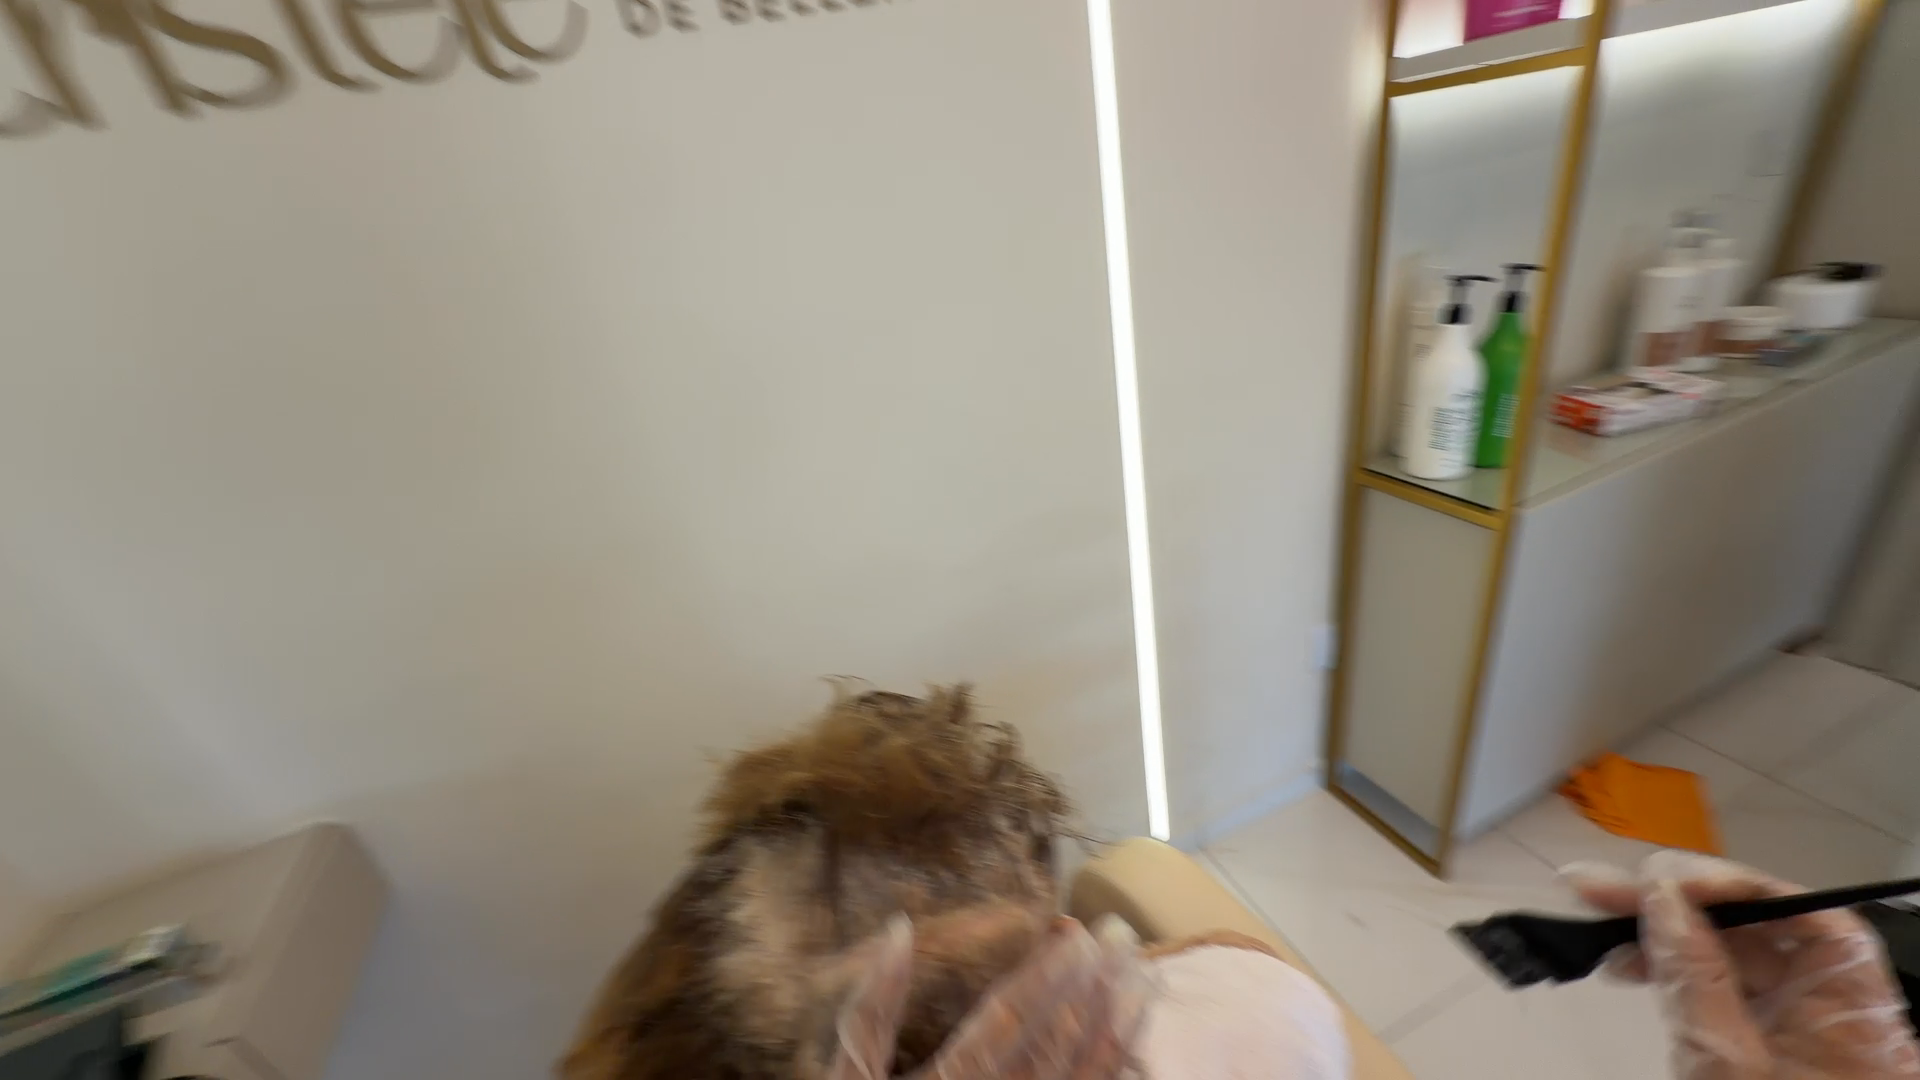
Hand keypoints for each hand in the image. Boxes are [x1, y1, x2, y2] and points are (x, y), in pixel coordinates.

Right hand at [827, 915, 1149, 1079]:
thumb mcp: (849, 1077)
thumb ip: (872, 1008)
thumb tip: (899, 927)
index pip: (1007, 1020)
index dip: (1046, 975)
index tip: (1077, 932)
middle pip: (1055, 1045)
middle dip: (1092, 987)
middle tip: (1122, 936)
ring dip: (1115, 1028)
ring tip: (1142, 978)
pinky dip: (1111, 1075)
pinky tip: (1132, 1046)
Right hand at [1564, 851, 1919, 1079]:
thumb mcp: (1722, 1059)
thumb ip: (1694, 972)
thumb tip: (1661, 895)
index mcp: (1857, 1022)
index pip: (1817, 922)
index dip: (1741, 886)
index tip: (1664, 881)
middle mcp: (1833, 1014)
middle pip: (1758, 927)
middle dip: (1670, 900)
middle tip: (1591, 886)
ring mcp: (1793, 1025)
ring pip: (1724, 948)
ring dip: (1654, 926)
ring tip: (1590, 918)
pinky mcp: (1758, 1036)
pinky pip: (1711, 979)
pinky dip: (1662, 962)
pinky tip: (1622, 963)